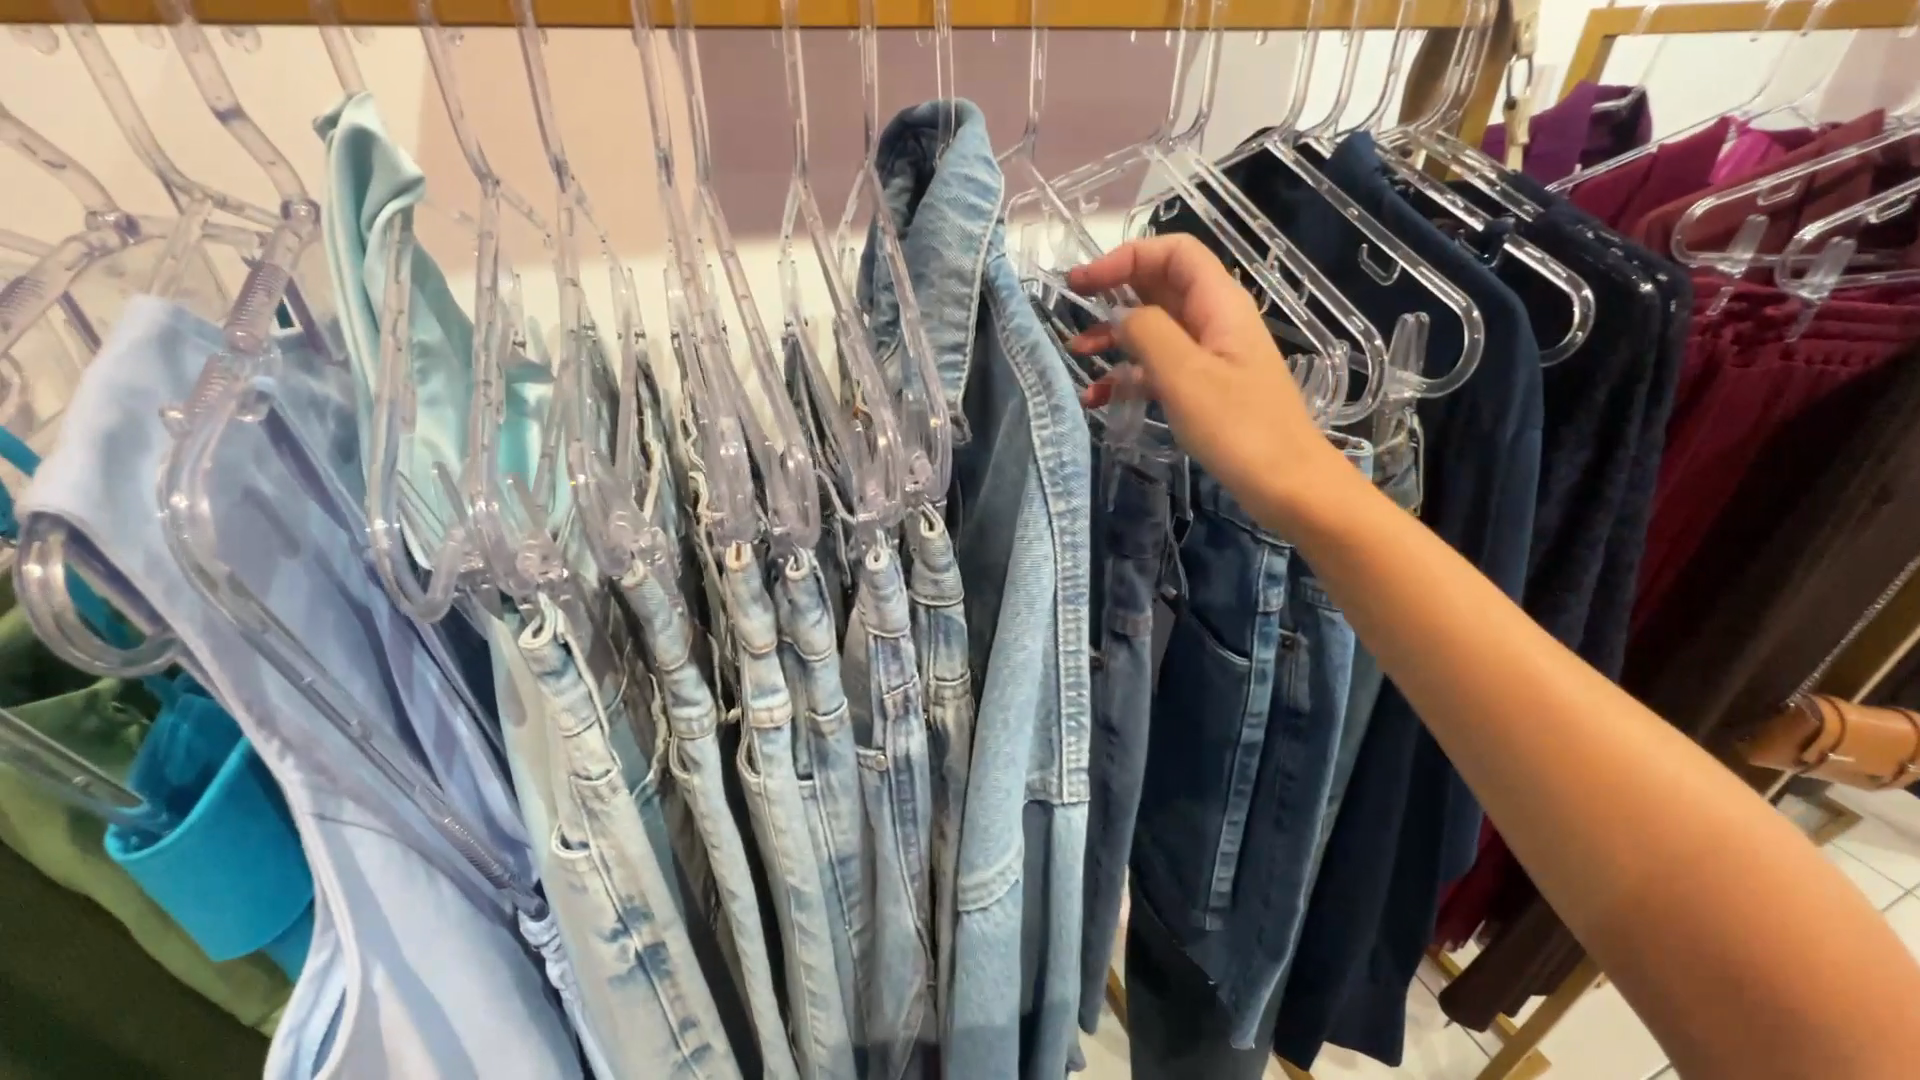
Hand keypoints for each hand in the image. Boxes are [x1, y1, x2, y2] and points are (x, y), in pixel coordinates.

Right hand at [1067, 234, 1346, 528]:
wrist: (1287, 485)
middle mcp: (1214, 321)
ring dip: (1114, 338)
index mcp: (1219, 304)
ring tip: (1077, 355)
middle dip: (1113, 294)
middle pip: (1159, 287)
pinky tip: (1099, 399)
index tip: (1085, 283)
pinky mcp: (1204, 389)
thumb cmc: (1238, 426)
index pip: (1173, 253)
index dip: (1126, 257)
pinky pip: (1158, 369)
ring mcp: (1210, 356)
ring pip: (1154, 330)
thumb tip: (1120, 317)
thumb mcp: (1185, 374)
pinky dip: (1128, 376)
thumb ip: (1147, 332)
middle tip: (1071, 308)